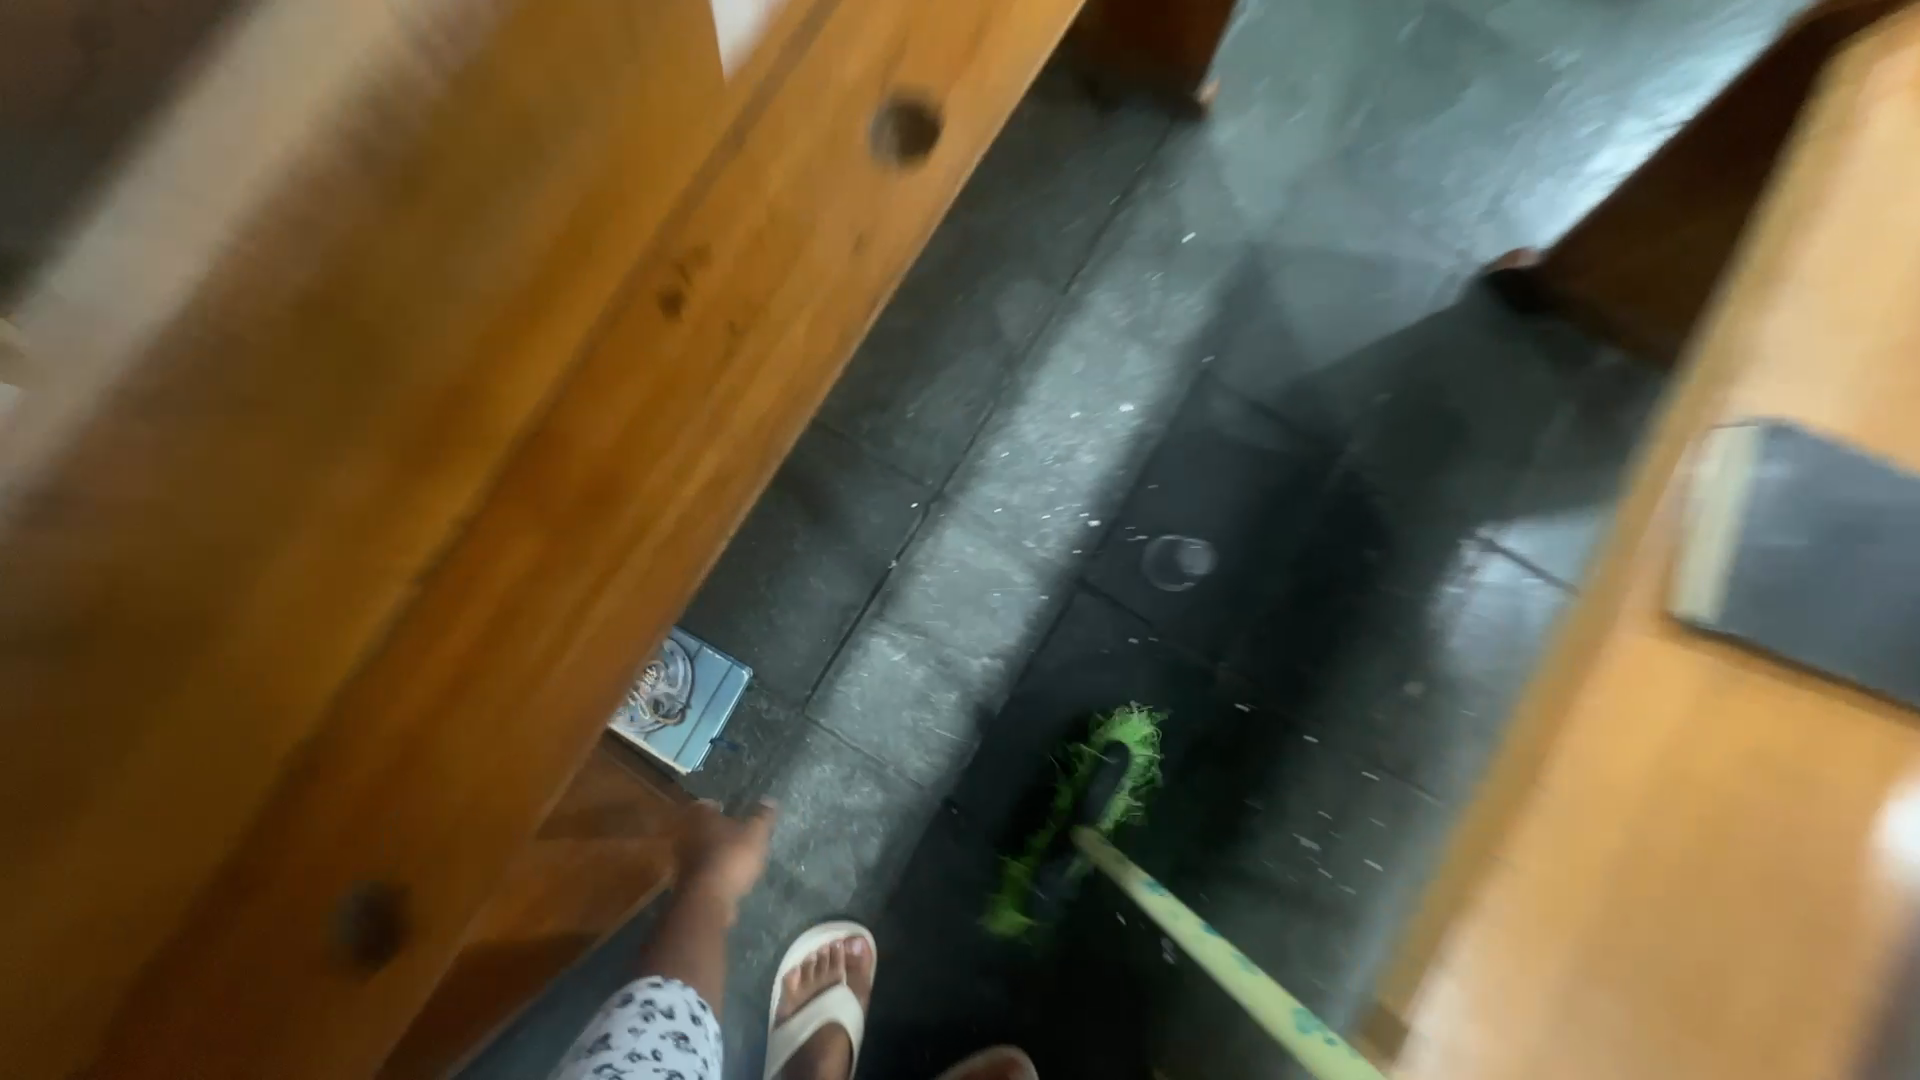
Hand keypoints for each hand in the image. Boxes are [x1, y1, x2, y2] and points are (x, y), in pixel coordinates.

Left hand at [676, 798, 775, 907]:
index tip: (729, 810)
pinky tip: (728, 877)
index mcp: (700, 816)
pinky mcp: (686, 884)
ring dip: (714, 853)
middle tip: (734, 832)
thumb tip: (769, 799)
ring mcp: (683, 861)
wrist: (706, 900)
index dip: (717, 806)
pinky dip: (713, 872)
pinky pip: (702, 871)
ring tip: (734, 857)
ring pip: (700, 850)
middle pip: (700, 828)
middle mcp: (686, 835)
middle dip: (715, 831)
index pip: (706, 804)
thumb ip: (762, 816)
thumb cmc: (731, 856)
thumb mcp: (756, 832)